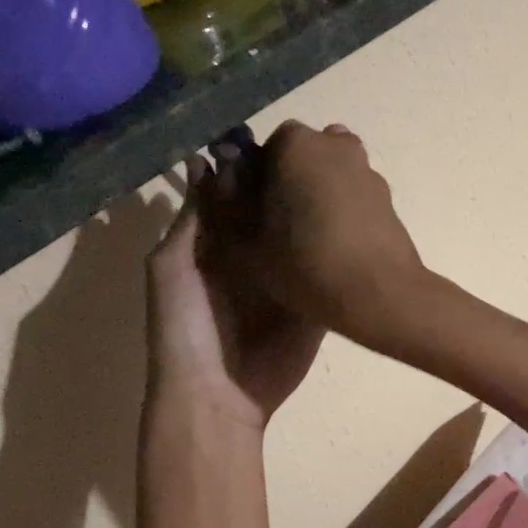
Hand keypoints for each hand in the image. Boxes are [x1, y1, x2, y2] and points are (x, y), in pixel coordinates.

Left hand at [146, 153, 325, 425]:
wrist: (220, 390)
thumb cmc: (186, 326)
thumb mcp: (173, 266)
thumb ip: (193, 221)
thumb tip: (205, 164)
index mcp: (213, 243)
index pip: (233, 196)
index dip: (246, 168)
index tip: (267, 137)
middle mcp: (251, 256)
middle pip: (271, 212)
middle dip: (286, 185)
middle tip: (309, 152)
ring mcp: (285, 279)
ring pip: (300, 238)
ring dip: (314, 214)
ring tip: (335, 177)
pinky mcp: (313, 304)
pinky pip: (325, 272)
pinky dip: (337, 252)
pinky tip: (355, 222)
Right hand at [203, 120, 435, 347]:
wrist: (379, 294)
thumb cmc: (304, 264)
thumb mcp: (245, 240)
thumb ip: (227, 203)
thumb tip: (226, 180)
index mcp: (294, 143)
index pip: (261, 150)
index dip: (253, 182)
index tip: (252, 213)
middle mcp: (335, 144)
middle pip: (300, 158)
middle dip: (288, 182)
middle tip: (279, 228)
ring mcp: (367, 170)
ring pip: (330, 176)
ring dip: (318, 195)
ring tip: (311, 239)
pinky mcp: (389, 198)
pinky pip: (354, 196)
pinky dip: (344, 211)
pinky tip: (339, 245)